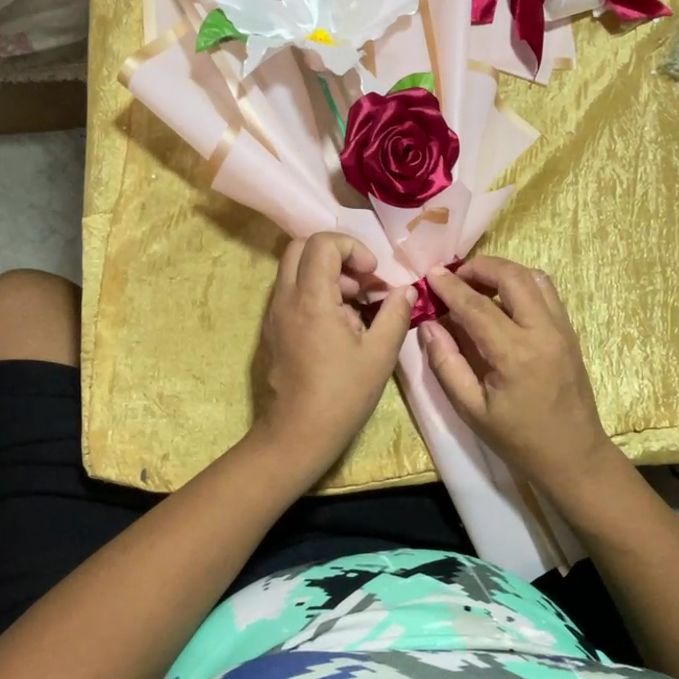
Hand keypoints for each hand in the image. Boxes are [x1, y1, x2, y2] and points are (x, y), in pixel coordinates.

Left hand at [252, 233, 415, 471]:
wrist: (296, 434)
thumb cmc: (342, 395)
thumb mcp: (379, 354)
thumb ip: (394, 314)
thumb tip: (406, 290)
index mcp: (310, 299)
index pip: (322, 243)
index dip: (352, 248)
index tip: (373, 275)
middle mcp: (285, 299)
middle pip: (301, 248)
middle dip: (336, 256)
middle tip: (362, 284)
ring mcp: (273, 315)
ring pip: (294, 271)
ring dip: (326, 275)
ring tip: (356, 307)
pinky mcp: (272, 331)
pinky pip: (291, 294)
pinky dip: (315, 294)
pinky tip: (339, 327)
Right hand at [421, 257, 616, 489]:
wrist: (573, 456)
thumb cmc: (518, 439)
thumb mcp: (472, 410)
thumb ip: (447, 364)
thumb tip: (428, 326)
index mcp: (515, 354)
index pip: (476, 306)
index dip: (450, 287)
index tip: (429, 275)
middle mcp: (543, 331)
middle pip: (512, 276)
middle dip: (480, 268)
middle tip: (455, 277)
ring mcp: (562, 329)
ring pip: (534, 277)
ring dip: (503, 273)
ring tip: (478, 286)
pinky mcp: (570, 333)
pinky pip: (547, 293)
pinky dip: (522, 285)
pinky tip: (503, 302)